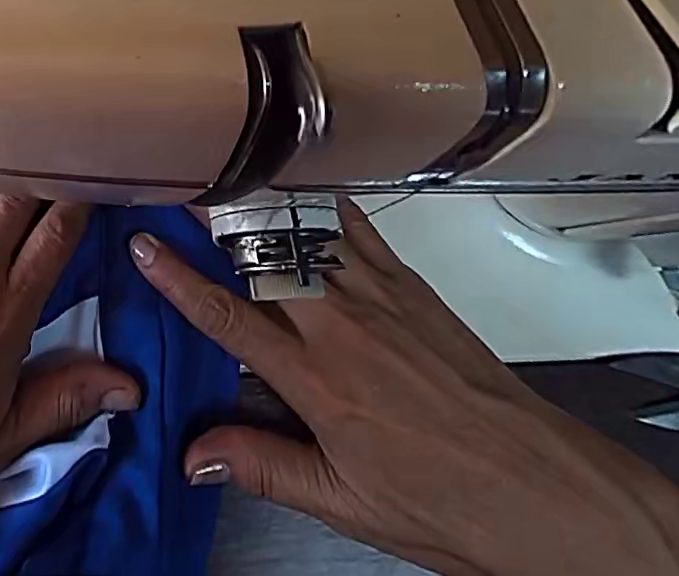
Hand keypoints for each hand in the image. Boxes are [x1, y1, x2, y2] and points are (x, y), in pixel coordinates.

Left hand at [0, 139, 137, 574]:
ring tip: (24, 125)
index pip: (60, 230)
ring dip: (2, 155)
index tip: (100, 173)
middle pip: (23, 195)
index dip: (84, 195)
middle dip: (49, 164)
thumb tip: (136, 388)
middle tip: (69, 136)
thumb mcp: (3, 436)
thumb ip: (70, 398)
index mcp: (11, 308)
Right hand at [128, 198, 678, 575]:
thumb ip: (264, 464)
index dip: (179, 280)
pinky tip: (306, 192)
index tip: (146, 246)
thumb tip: (195, 451)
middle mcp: (341, 323)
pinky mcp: (411, 283)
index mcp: (316, 381)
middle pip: (265, 255)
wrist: (532, 479)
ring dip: (264, 203)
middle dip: (217, 217)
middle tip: (184, 185)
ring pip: (308, 233)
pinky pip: (359, 231)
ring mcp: (379, 294)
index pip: (229, 318)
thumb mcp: (344, 502)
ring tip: (231, 177)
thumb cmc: (438, 499)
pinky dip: (326, 206)